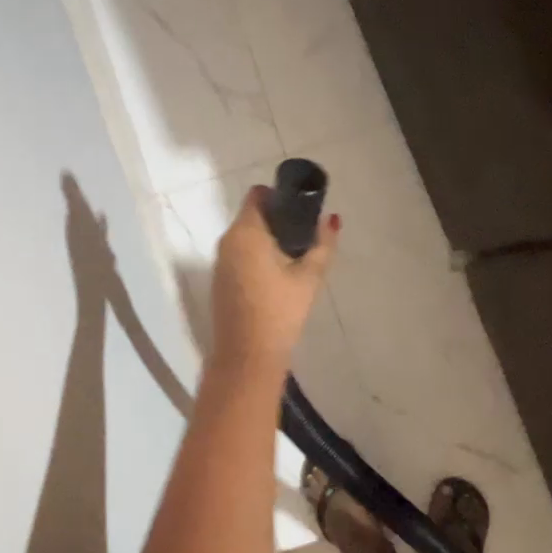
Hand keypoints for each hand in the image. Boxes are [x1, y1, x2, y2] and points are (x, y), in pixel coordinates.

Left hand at [209, 186, 338, 375]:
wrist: (248, 357)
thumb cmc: (280, 313)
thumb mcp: (309, 277)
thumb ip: (323, 244)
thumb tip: (332, 220)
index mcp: (246, 233)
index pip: (258, 195)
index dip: (280, 197)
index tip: (301, 212)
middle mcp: (227, 242)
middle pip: (252, 216)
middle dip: (278, 221)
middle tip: (305, 238)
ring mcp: (220, 262)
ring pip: (245, 237)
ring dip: (268, 241)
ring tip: (295, 259)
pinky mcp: (220, 281)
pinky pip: (240, 256)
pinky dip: (257, 257)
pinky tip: (278, 277)